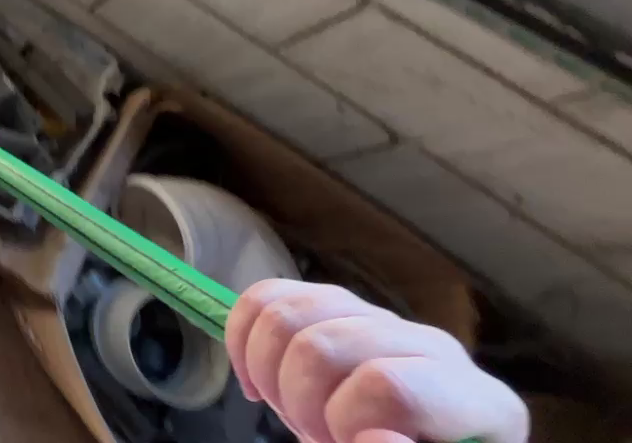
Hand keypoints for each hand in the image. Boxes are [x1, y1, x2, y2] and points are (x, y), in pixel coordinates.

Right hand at [226, 279, 526, 442]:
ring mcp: (375, 315)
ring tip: (286, 408)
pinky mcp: (327, 302)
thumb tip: (377, 436)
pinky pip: (265, 296)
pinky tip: (253, 377)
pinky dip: (242, 338)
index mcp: (481, 402)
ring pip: (286, 315)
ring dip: (265, 370)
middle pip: (325, 346)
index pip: (390, 386)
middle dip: (296, 399)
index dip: (345, 421)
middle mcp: (433, 345)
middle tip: (308, 433)